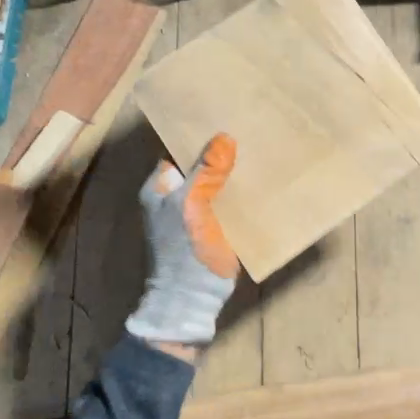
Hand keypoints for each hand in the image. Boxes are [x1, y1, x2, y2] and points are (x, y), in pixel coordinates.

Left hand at [125, 133, 239, 346]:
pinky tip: (260, 177)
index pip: (177, 151)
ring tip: (257, 146)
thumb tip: (223, 137)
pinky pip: (226, 199)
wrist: (192, 300)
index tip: (223, 117)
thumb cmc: (184, 250)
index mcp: (159, 189)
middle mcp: (173, 197)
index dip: (197, 136)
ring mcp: (193, 212)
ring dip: (231, 171)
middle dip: (219, 152)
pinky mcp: (212, 226)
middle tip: (247, 128)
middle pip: (199, 165)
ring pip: (214, 182)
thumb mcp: (193, 206)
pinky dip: (239, 190)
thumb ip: (206, 172)